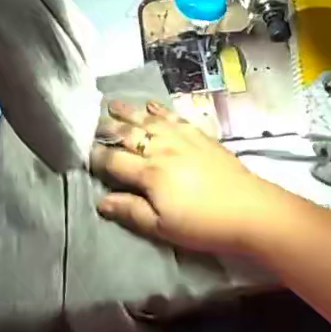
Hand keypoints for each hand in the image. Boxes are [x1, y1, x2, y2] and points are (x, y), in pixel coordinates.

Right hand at [91, 101, 296, 255]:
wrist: (249, 209)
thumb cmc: (202, 225)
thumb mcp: (161, 227)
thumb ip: (130, 211)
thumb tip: (101, 201)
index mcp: (149, 173)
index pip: (114, 161)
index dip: (96, 156)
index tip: (81, 150)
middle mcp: (162, 149)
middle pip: (129, 134)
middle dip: (108, 128)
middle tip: (91, 122)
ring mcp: (182, 138)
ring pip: (149, 120)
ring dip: (129, 112)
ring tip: (112, 104)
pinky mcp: (200, 135)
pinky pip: (174, 117)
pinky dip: (160, 109)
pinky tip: (151, 104)